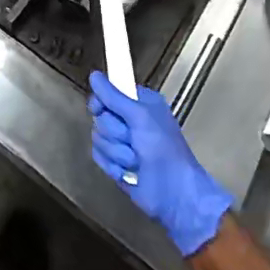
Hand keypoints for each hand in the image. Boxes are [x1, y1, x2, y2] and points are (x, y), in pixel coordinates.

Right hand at [88, 71, 232, 256]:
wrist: (175, 194)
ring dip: (116, 152)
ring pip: (98, 138)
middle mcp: (130, 121)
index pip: (107, 93)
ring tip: (136, 161)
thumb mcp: (141, 117)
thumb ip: (114, 96)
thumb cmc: (164, 150)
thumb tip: (94, 75)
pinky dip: (113, 166)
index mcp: (139, 104)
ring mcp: (122, 143)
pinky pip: (99, 156)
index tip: (101, 109)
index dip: (102, 101)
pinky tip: (128, 172)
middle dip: (114, 132)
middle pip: (100, 117)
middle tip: (133, 140)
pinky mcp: (116, 163)